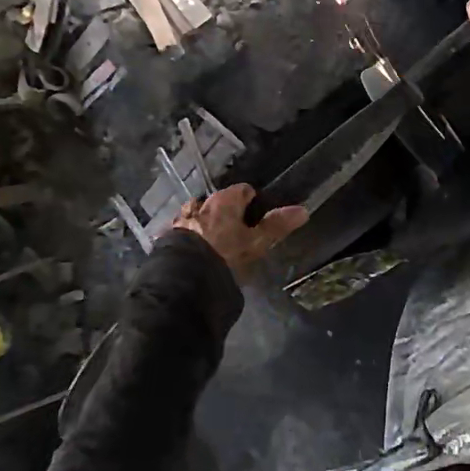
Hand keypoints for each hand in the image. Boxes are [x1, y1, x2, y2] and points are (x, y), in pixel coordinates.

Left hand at [168, 184, 307, 278]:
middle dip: (227, 211)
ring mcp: (181, 221)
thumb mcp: (257, 243)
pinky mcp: (166, 239)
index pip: (243, 190)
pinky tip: (196, 252)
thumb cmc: (226, 255)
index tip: (258, 215)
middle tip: (238, 231)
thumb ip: (277, 225)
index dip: (253, 201)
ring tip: (215, 242)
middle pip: (218, 202)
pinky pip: (182, 232)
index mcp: (224, 201)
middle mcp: (200, 204)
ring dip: (205, 224)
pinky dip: (190, 237)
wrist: (183, 280)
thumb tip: (303, 210)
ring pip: (198, 215)